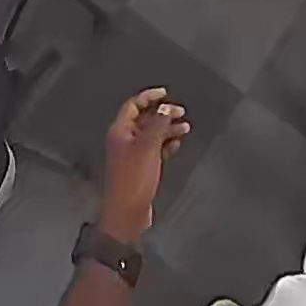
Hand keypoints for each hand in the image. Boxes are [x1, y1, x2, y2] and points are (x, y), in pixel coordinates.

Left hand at [98, 88, 190, 242]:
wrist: (127, 212)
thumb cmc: (134, 177)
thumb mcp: (147, 147)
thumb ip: (157, 125)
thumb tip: (165, 108)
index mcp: (120, 130)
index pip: (133, 105)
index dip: (148, 97)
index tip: (165, 93)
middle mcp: (124, 139)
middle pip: (144, 119)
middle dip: (162, 113)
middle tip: (180, 111)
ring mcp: (132, 154)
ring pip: (151, 134)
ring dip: (167, 129)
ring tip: (185, 127)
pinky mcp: (141, 168)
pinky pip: (154, 150)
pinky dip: (165, 144)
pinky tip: (177, 143)